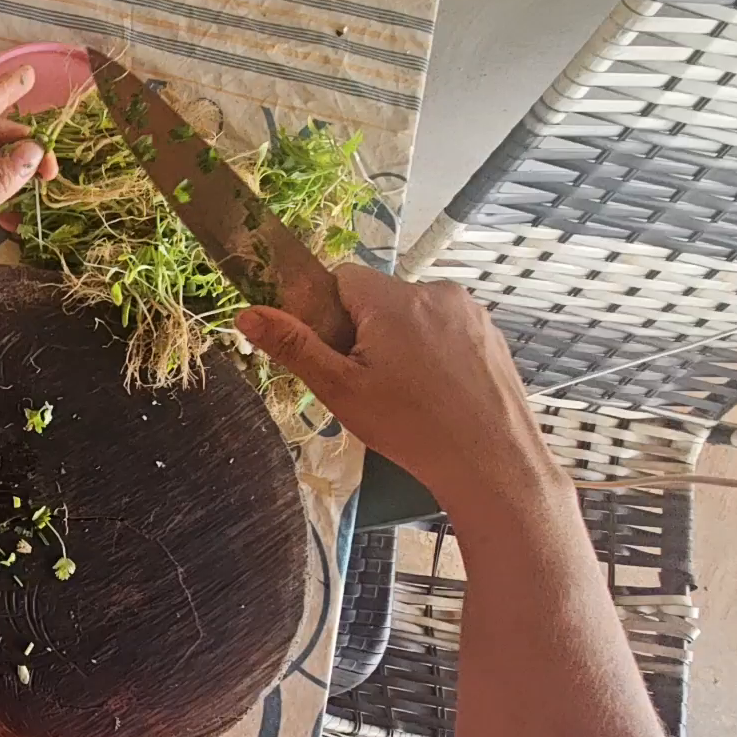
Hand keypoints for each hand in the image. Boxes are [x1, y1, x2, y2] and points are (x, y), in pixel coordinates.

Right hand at [234, 265, 570, 521]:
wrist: (490, 458)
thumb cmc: (406, 424)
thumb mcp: (336, 387)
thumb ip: (292, 345)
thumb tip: (246, 314)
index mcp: (393, 300)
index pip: (341, 277)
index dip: (324, 310)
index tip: (328, 350)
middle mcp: (434, 291)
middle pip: (374, 297)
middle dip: (357, 329)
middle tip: (359, 379)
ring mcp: (468, 310)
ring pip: (407, 312)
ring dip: (392, 339)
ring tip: (396, 389)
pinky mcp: (488, 331)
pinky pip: (439, 326)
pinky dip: (424, 349)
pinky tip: (428, 389)